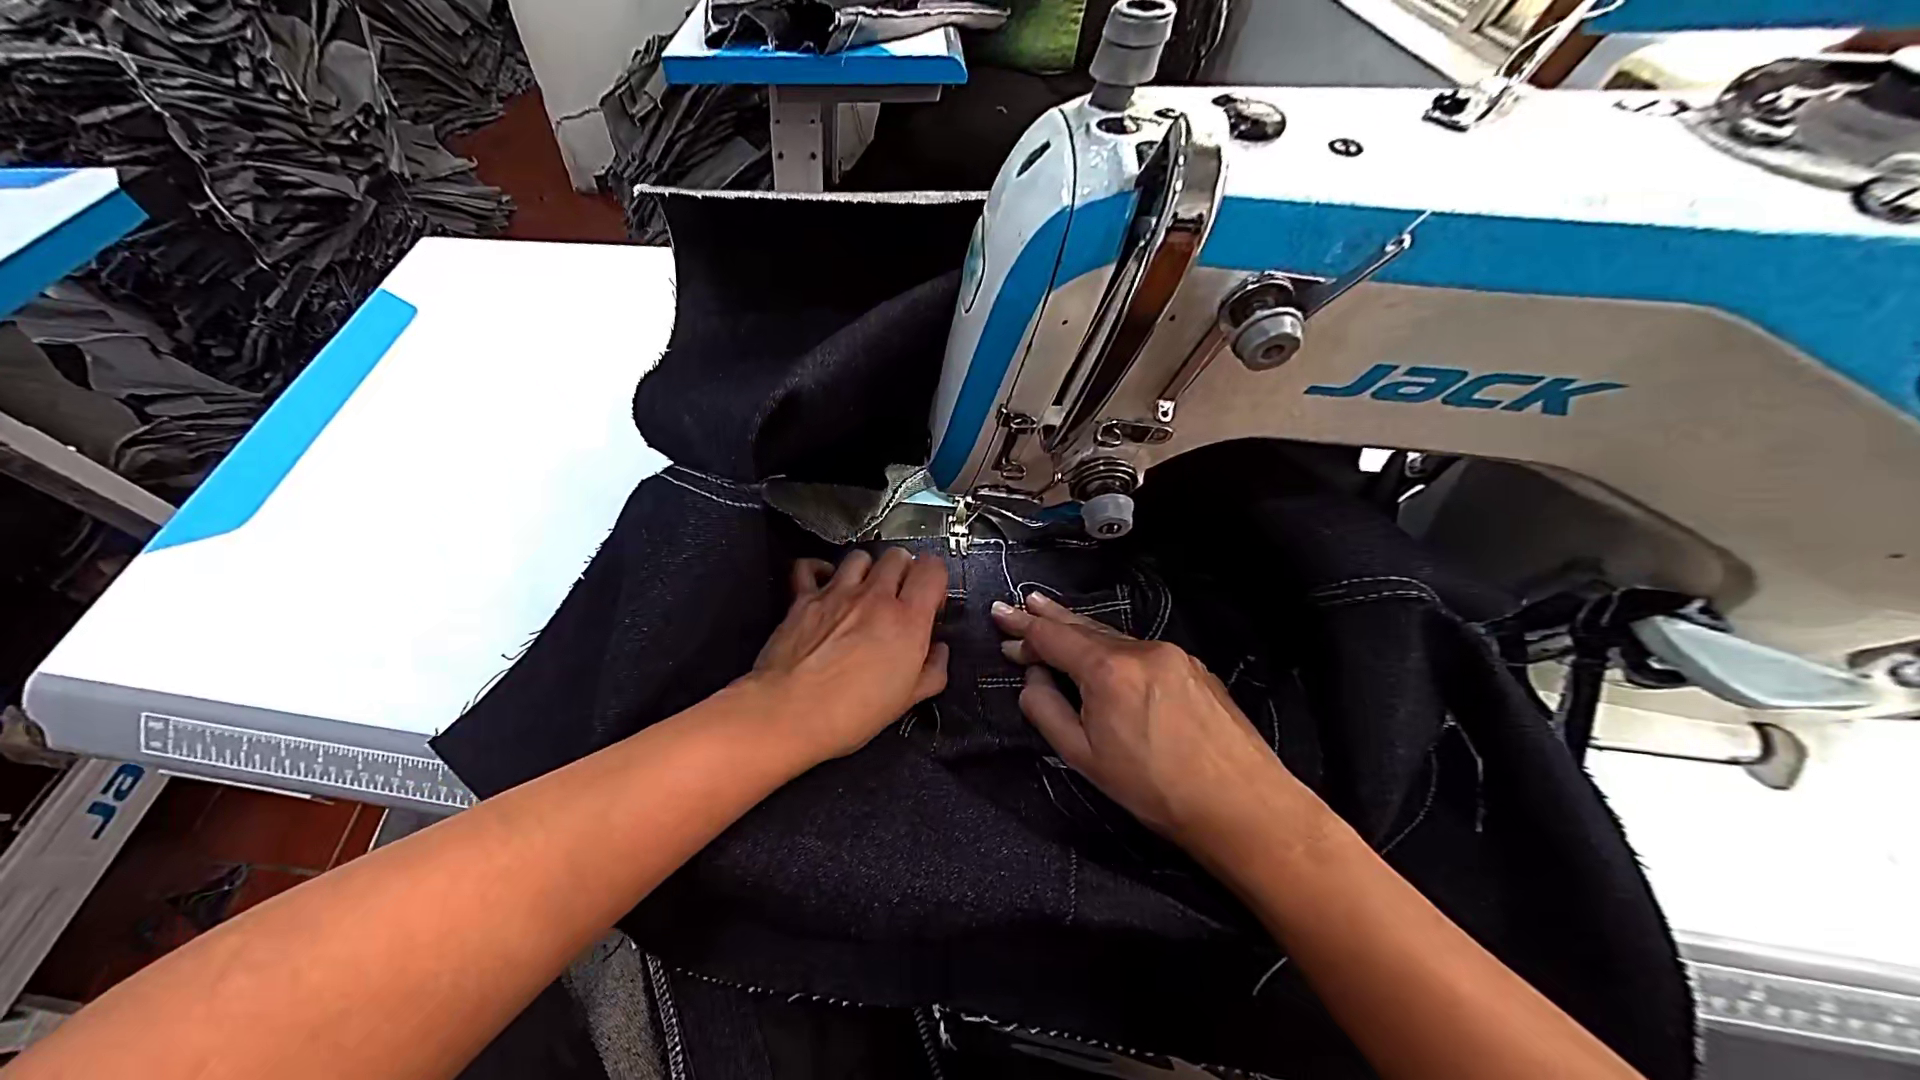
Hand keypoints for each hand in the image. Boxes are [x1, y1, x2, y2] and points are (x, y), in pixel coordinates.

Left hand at [747, 548, 949, 762]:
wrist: (790, 714)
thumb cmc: (847, 713)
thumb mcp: (906, 701)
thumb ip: (931, 671)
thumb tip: (939, 655)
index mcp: (907, 621)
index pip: (933, 569)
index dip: (935, 580)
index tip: (930, 600)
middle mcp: (874, 598)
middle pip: (898, 556)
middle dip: (905, 571)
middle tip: (901, 596)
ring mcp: (837, 594)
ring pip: (861, 556)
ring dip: (869, 569)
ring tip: (866, 590)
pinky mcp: (804, 599)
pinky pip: (812, 566)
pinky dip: (820, 569)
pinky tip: (826, 583)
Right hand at [992, 592, 1299, 843]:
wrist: (1243, 806)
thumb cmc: (1158, 790)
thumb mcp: (1083, 757)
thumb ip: (1046, 710)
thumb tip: (1033, 679)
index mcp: (1109, 670)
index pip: (1053, 637)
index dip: (1023, 628)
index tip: (1002, 617)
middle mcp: (1142, 651)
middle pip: (1083, 626)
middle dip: (1049, 616)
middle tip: (1024, 604)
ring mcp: (1173, 655)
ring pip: (1114, 637)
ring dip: (1081, 631)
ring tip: (1055, 619)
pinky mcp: (1194, 668)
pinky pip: (1141, 650)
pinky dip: (1113, 648)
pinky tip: (1104, 654)